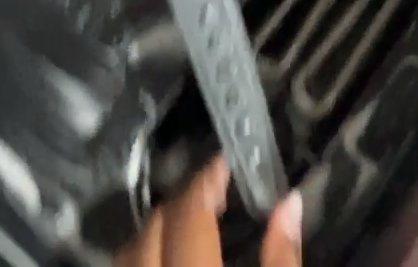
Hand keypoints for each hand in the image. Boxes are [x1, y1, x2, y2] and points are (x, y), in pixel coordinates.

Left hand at [115, 160, 303, 266]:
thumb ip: (283, 258)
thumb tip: (289, 202)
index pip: (190, 215)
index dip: (206, 181)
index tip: (225, 161)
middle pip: (152, 229)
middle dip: (180, 202)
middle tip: (213, 190)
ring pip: (128, 254)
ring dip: (155, 229)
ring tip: (189, 219)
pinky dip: (142, 257)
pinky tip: (168, 255)